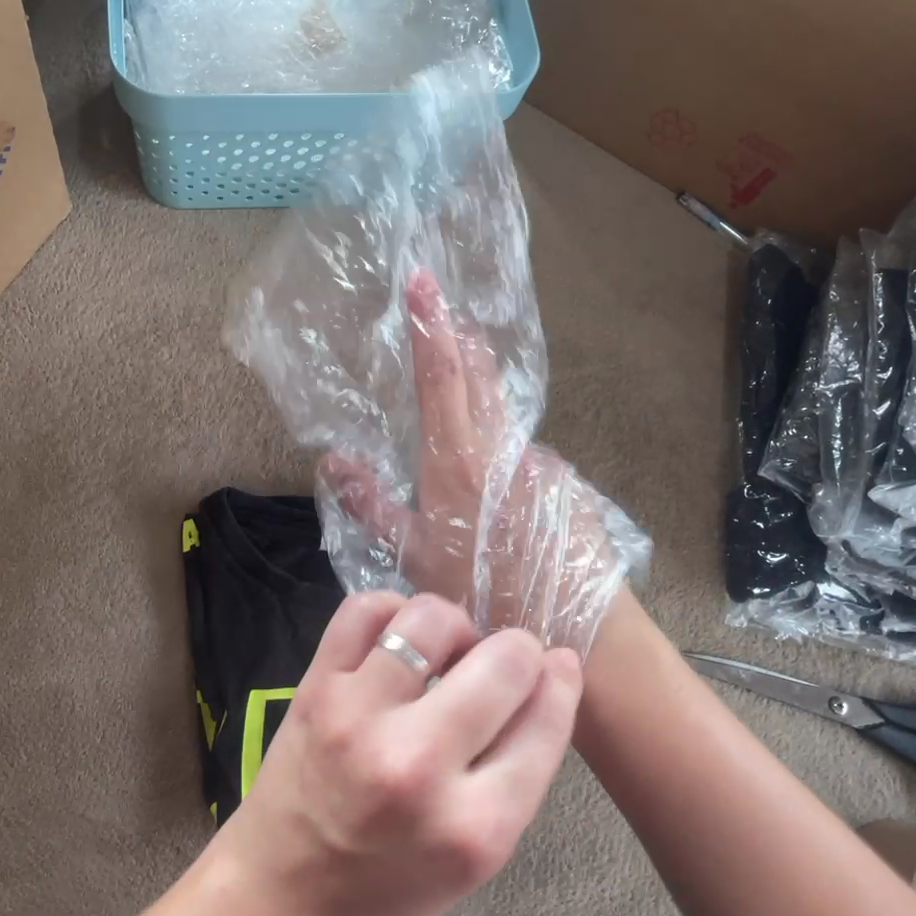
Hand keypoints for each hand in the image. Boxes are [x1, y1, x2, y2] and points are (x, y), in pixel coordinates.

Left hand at [193, 591, 583, 915]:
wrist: (280, 895)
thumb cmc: (387, 886)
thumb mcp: (475, 858)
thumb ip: (515, 773)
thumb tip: (550, 675)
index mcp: (475, 827)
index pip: (545, 719)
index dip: (560, 681)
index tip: (556, 664)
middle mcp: (419, 764)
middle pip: (502, 662)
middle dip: (517, 650)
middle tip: (501, 661)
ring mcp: (360, 717)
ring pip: (432, 621)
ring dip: (455, 626)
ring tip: (448, 648)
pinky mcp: (315, 687)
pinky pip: (363, 610)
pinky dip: (391, 608)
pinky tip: (398, 633)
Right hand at [321, 270, 628, 650]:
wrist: (580, 633)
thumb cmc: (485, 597)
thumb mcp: (413, 557)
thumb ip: (372, 504)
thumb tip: (334, 461)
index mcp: (456, 461)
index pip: (440, 375)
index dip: (427, 325)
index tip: (421, 281)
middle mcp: (500, 448)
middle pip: (478, 374)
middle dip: (457, 335)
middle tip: (438, 307)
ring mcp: (538, 461)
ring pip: (501, 408)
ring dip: (478, 383)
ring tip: (458, 371)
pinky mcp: (561, 480)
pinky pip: (522, 448)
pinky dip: (501, 440)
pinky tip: (494, 470)